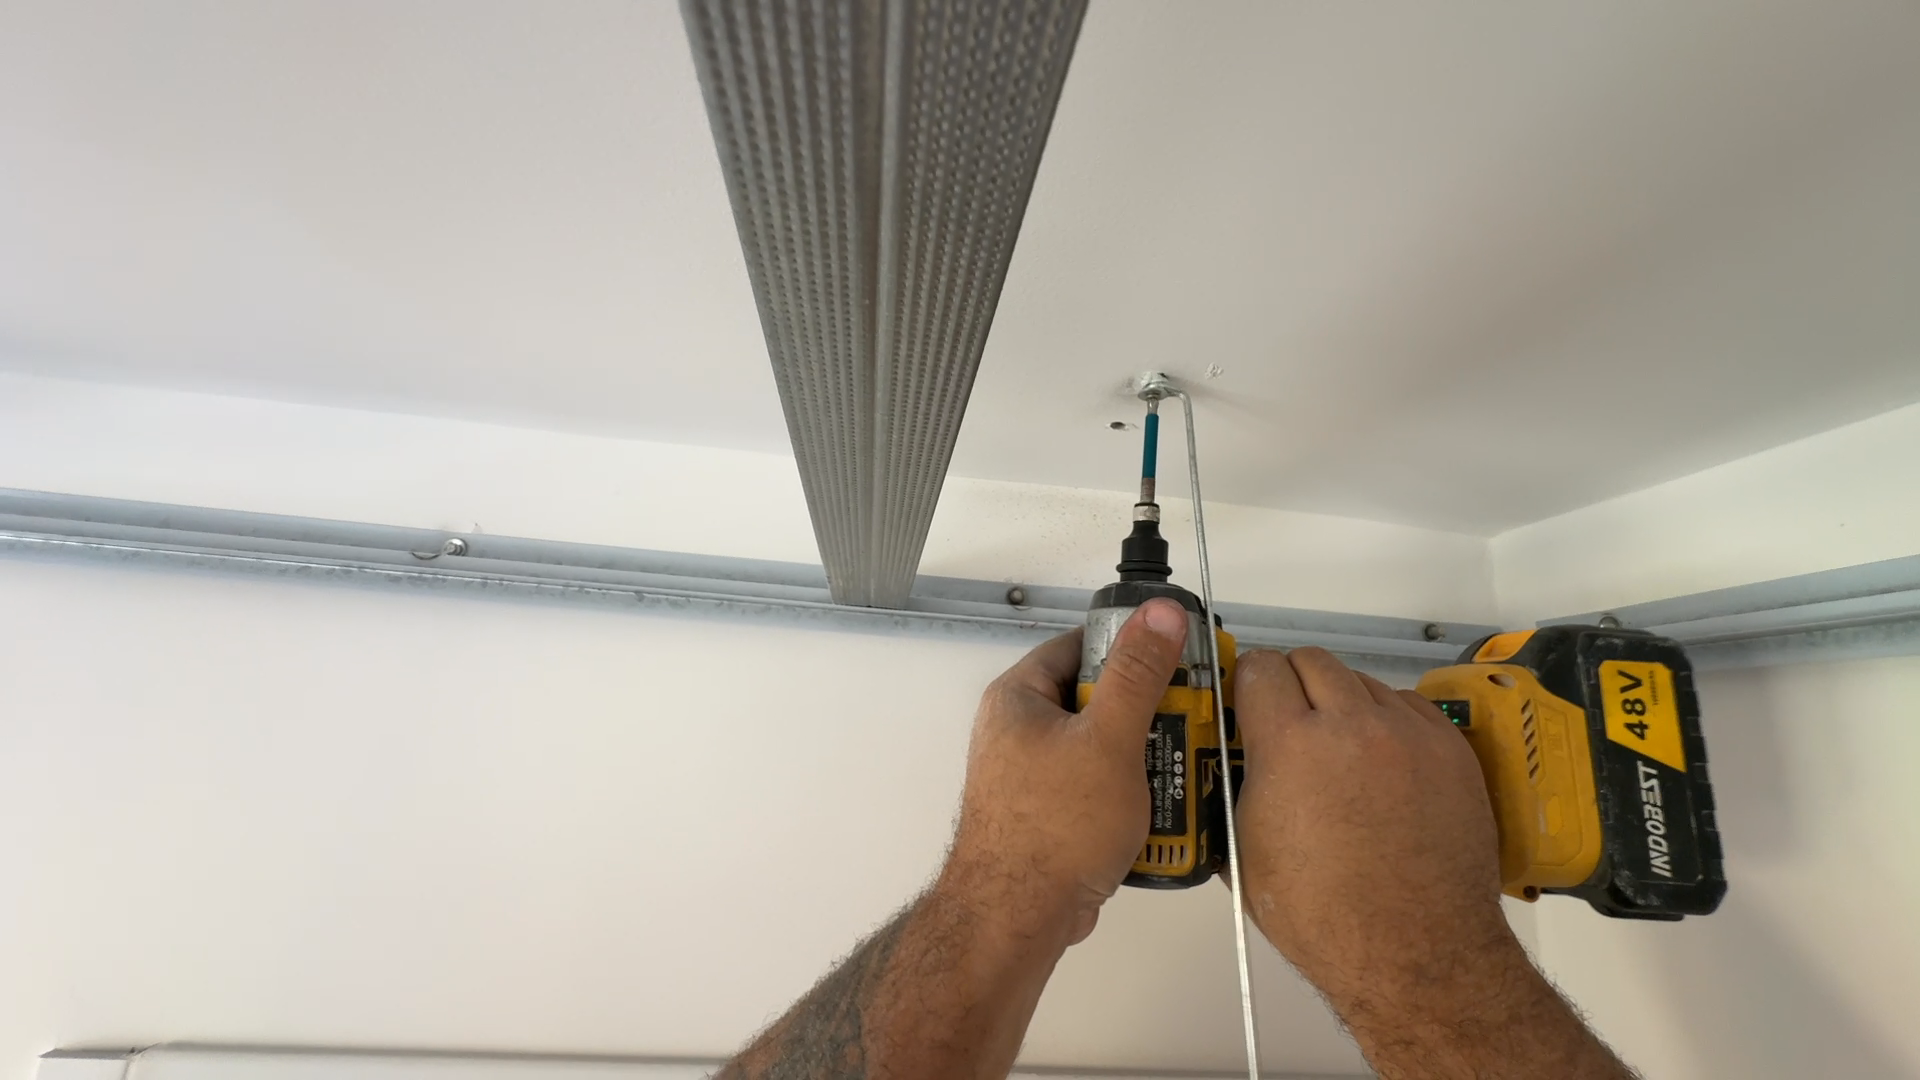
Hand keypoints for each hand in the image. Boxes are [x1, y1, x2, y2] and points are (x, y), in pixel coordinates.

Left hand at [941, 598, 1188, 945]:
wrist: (1017, 919)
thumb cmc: (1055, 824)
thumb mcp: (1108, 740)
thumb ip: (1137, 675)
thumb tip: (1159, 612)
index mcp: (1019, 696)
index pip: (1078, 646)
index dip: (1127, 647)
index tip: (1175, 657)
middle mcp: (1018, 728)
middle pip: (1092, 697)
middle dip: (1144, 709)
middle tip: (1190, 716)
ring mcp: (1030, 772)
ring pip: (1097, 744)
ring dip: (1141, 753)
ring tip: (1183, 762)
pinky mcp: (1045, 810)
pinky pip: (1092, 783)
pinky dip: (1125, 788)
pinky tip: (1159, 802)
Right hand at [1232, 647, 1512, 1012]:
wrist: (1418, 956)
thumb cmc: (1321, 912)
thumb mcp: (1242, 843)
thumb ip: (1235, 778)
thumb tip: (1231, 752)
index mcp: (1291, 743)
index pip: (1259, 666)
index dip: (1247, 682)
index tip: (1248, 703)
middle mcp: (1352, 725)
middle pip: (1311, 660)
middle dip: (1291, 682)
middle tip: (1289, 721)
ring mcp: (1408, 735)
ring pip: (1360, 679)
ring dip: (1340, 702)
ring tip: (1338, 747)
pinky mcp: (1451, 752)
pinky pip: (1407, 705)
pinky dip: (1386, 720)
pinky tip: (1380, 760)